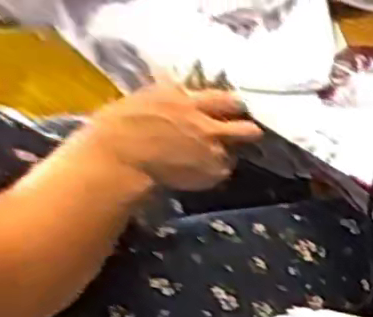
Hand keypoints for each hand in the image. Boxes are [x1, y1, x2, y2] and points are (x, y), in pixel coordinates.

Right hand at [79, 80, 263, 190]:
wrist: (123, 158)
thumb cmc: (123, 125)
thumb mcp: (147, 99)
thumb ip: (173, 97)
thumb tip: (182, 89)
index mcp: (187, 101)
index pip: (228, 100)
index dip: (236, 104)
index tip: (237, 107)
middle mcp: (208, 125)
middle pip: (250, 130)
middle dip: (250, 131)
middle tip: (245, 133)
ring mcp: (216, 151)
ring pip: (235, 151)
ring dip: (226, 151)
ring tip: (203, 153)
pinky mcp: (218, 172)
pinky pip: (224, 168)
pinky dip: (215, 168)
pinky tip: (195, 166)